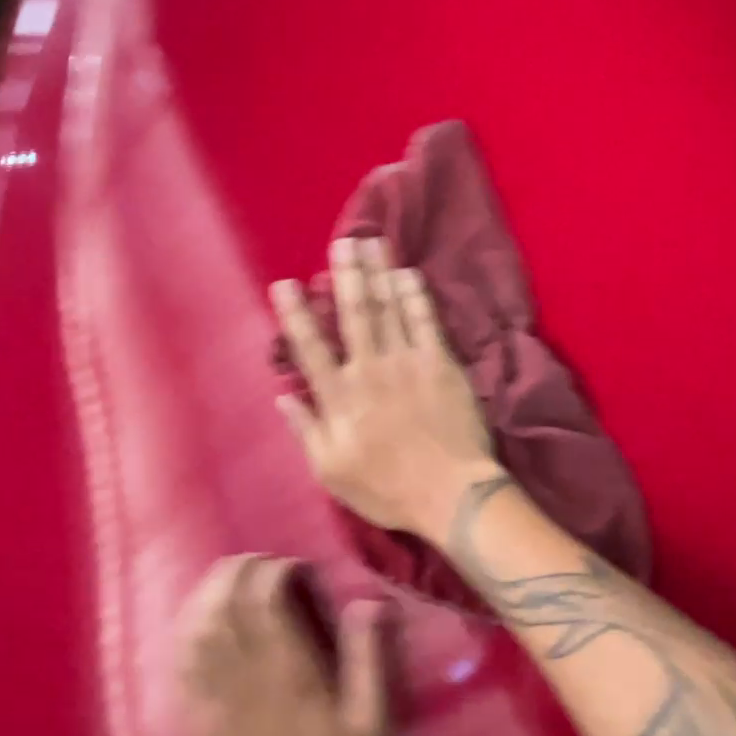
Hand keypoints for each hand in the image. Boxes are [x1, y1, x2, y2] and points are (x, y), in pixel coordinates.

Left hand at [179, 554, 389, 735]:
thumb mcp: (374, 726)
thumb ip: (371, 659)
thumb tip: (370, 601)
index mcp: (286, 670)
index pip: (264, 595)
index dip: (278, 568)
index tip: (301, 569)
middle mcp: (242, 673)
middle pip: (227, 600)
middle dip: (244, 567)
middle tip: (269, 563)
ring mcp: (213, 694)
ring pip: (198, 623)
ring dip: (213, 588)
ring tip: (236, 576)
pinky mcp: (197, 716)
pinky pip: (182, 657)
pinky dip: (189, 624)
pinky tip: (202, 615)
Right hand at [272, 237, 504, 541]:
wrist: (451, 493)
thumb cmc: (387, 489)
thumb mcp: (331, 472)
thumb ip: (306, 430)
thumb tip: (283, 396)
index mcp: (340, 397)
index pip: (310, 347)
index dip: (295, 314)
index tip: (285, 284)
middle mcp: (370, 370)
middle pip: (355, 313)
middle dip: (347, 274)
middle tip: (344, 242)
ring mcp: (408, 363)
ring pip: (390, 308)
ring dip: (380, 273)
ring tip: (373, 243)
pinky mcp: (442, 365)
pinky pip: (426, 321)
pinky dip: (416, 295)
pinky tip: (409, 274)